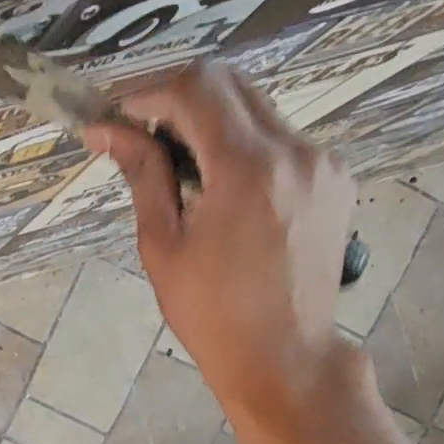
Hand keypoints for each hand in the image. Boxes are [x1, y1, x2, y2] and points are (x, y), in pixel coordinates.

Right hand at [87, 61, 356, 424]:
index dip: (147, 91)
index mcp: (248, 170)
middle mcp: (295, 151)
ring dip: (210, 121)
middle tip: (137, 131)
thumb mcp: (163, 247)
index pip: (196, 88)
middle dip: (177, 97)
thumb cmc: (212, 316)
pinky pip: (281, 139)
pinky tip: (219, 186)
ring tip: (174, 164)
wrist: (284, 358)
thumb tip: (108, 132)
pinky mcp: (335, 179)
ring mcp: (323, 162)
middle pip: (230, 84)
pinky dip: (243, 146)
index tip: (115, 113)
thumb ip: (143, 176)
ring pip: (257, 109)